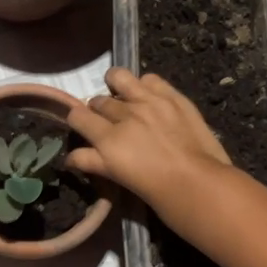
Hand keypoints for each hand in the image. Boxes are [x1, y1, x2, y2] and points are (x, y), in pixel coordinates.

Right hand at [67, 68, 233, 212]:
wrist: (197, 182)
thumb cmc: (154, 189)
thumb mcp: (115, 177)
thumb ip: (90, 162)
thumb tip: (68, 158)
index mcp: (108, 138)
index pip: (77, 116)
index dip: (76, 119)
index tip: (83, 126)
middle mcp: (124, 114)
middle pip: (98, 100)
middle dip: (97, 109)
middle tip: (108, 121)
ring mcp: (149, 101)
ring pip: (118, 78)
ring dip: (114, 85)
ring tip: (121, 93)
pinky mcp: (171, 96)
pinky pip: (149, 78)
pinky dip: (144, 85)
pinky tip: (148, 96)